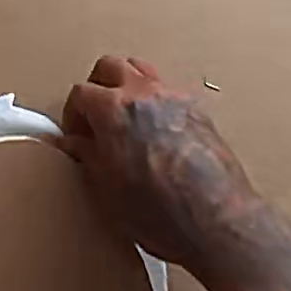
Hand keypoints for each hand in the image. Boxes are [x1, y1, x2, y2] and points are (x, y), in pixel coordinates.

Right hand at [58, 56, 256, 273]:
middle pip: (110, 66)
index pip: (81, 93)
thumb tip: (77, 144)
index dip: (73, 113)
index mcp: (113, 108)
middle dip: (97, 86)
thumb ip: (88, 155)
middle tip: (95, 114)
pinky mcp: (198, 110)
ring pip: (141, 69)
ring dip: (127, 83)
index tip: (76, 132)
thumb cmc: (165, 212)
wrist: (217, 224)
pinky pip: (169, 90)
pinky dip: (155, 100)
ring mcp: (173, 98)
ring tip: (124, 113)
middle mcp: (142, 93)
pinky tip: (155, 127)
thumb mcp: (108, 188)